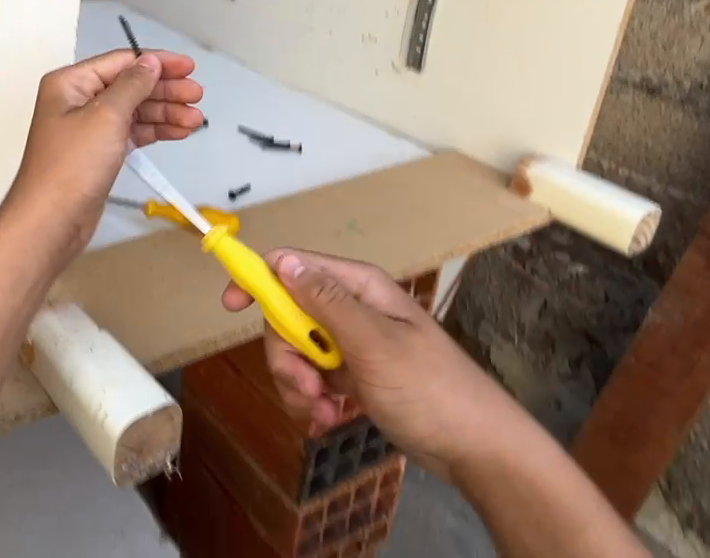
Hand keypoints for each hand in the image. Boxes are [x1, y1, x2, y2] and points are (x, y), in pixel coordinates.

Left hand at [0, 50, 202, 261]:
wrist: (53, 220)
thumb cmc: (69, 167)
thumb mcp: (106, 116)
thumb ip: (132, 85)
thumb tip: (150, 62)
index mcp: (70, 83)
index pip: (121, 62)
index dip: (157, 62)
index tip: (188, 67)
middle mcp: (77, 101)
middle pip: (130, 86)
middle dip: (165, 90)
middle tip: (197, 95)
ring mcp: (88, 128)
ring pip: (135, 111)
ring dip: (165, 112)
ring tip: (195, 119)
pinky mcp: (99, 152)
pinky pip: (132, 133)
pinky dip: (155, 131)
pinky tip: (179, 131)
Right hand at [221, 249, 528, 480]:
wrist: (478, 450)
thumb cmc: (430, 389)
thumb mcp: (372, 343)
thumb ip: (324, 301)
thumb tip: (281, 260)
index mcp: (357, 287)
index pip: (292, 266)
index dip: (258, 280)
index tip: (231, 306)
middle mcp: (351, 308)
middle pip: (287, 316)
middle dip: (285, 354)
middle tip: (304, 386)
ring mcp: (351, 342)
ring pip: (296, 350)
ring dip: (297, 383)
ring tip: (320, 412)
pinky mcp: (353, 374)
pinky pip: (312, 377)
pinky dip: (310, 398)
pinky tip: (325, 418)